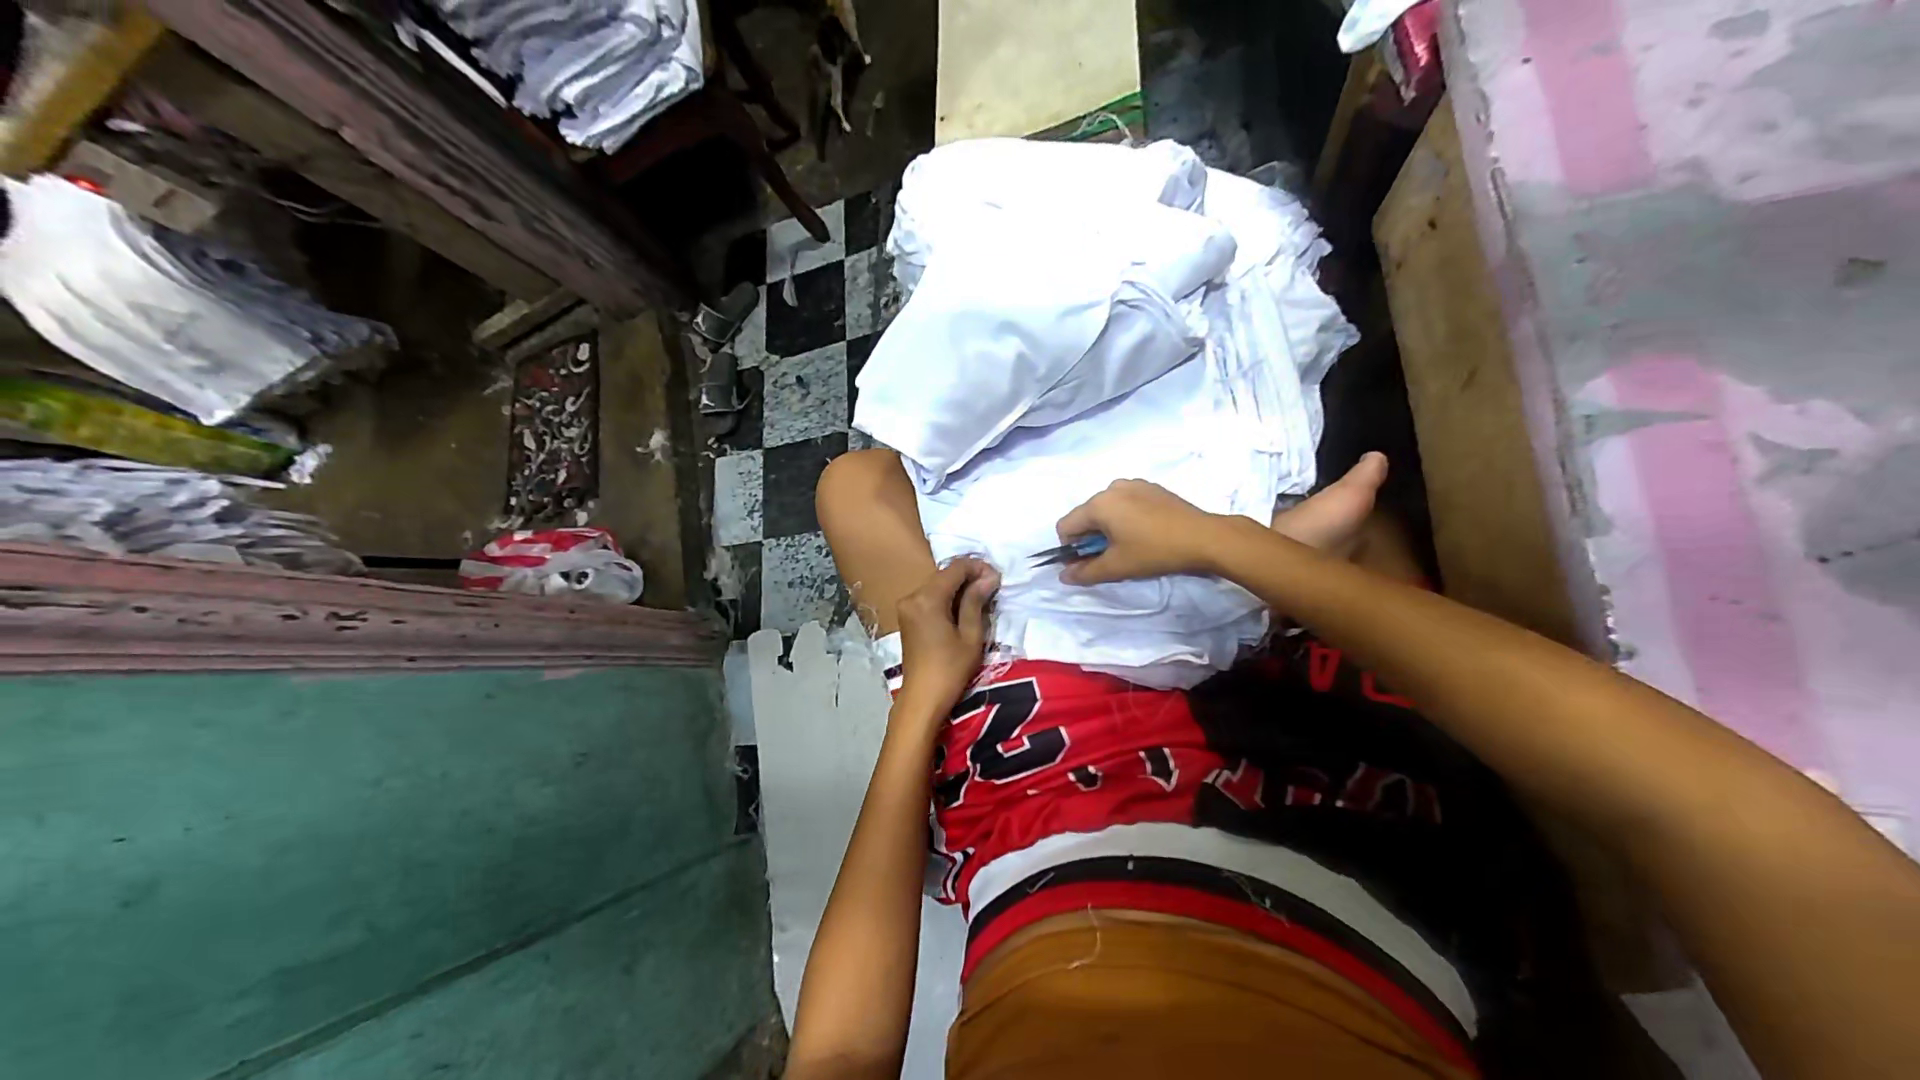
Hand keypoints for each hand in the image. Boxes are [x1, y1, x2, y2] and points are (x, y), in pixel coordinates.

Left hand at [894, 557, 999, 712]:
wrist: (923, 698)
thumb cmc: (951, 669)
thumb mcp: (970, 635)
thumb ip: (976, 601)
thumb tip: (989, 576)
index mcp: (927, 598)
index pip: (955, 568)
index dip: (977, 567)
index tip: (996, 577)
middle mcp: (912, 596)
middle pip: (944, 575)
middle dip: (968, 576)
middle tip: (992, 586)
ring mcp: (906, 607)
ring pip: (937, 585)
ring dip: (958, 587)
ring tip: (981, 597)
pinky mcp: (907, 617)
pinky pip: (929, 598)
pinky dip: (947, 598)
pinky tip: (963, 608)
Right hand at [1053, 480, 1225, 584]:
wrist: (1204, 537)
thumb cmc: (1155, 551)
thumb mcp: (1117, 567)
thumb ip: (1086, 572)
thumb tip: (1063, 576)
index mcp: (1099, 504)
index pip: (1066, 526)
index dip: (1072, 548)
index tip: (1091, 562)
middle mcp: (1112, 488)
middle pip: (1086, 515)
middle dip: (1092, 537)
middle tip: (1114, 556)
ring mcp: (1134, 484)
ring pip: (1107, 508)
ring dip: (1110, 527)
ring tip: (1132, 544)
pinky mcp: (1152, 487)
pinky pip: (1126, 502)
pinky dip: (1127, 516)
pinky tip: (1146, 532)